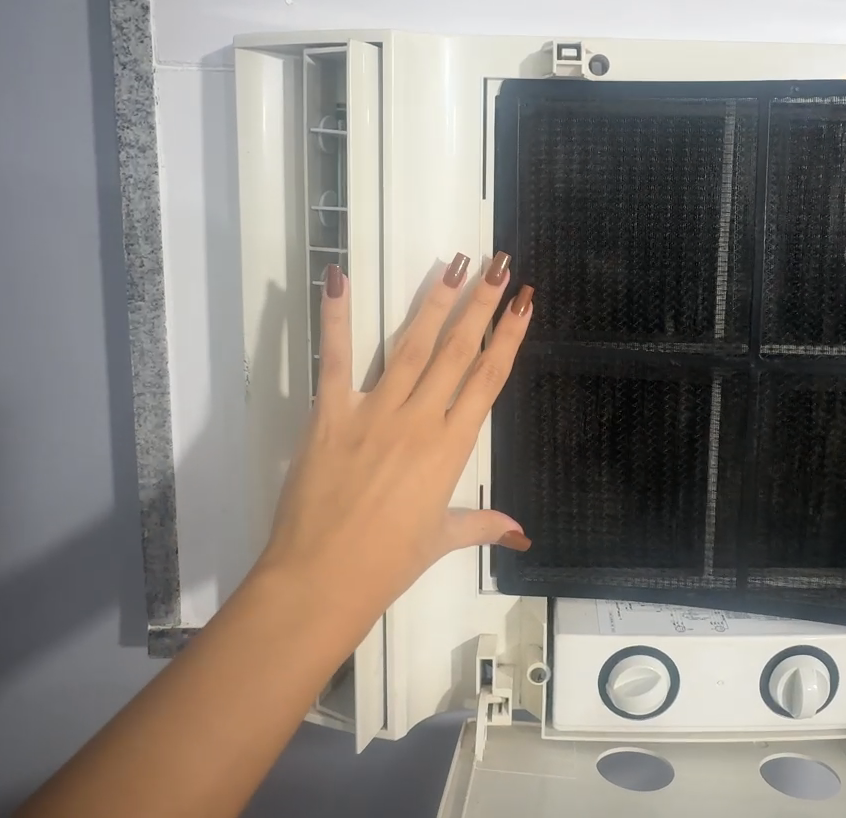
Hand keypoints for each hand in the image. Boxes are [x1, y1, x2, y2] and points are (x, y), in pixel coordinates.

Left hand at [252, 252, 534, 616]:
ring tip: (454, 265)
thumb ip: (481, 524)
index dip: (508, 335)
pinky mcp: (331, 414)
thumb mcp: (440, 540)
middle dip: (480, 303)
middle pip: (458, 351)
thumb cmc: (387, 563)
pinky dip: (338, 318)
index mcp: (451, 447)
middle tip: (497, 263)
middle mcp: (420, 419)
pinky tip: (340, 279)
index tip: (522, 300)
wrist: (323, 581)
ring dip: (434, 302)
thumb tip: (521, 533)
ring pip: (412, 346)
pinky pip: (336, 359)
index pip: (489, 378)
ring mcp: (375, 412)